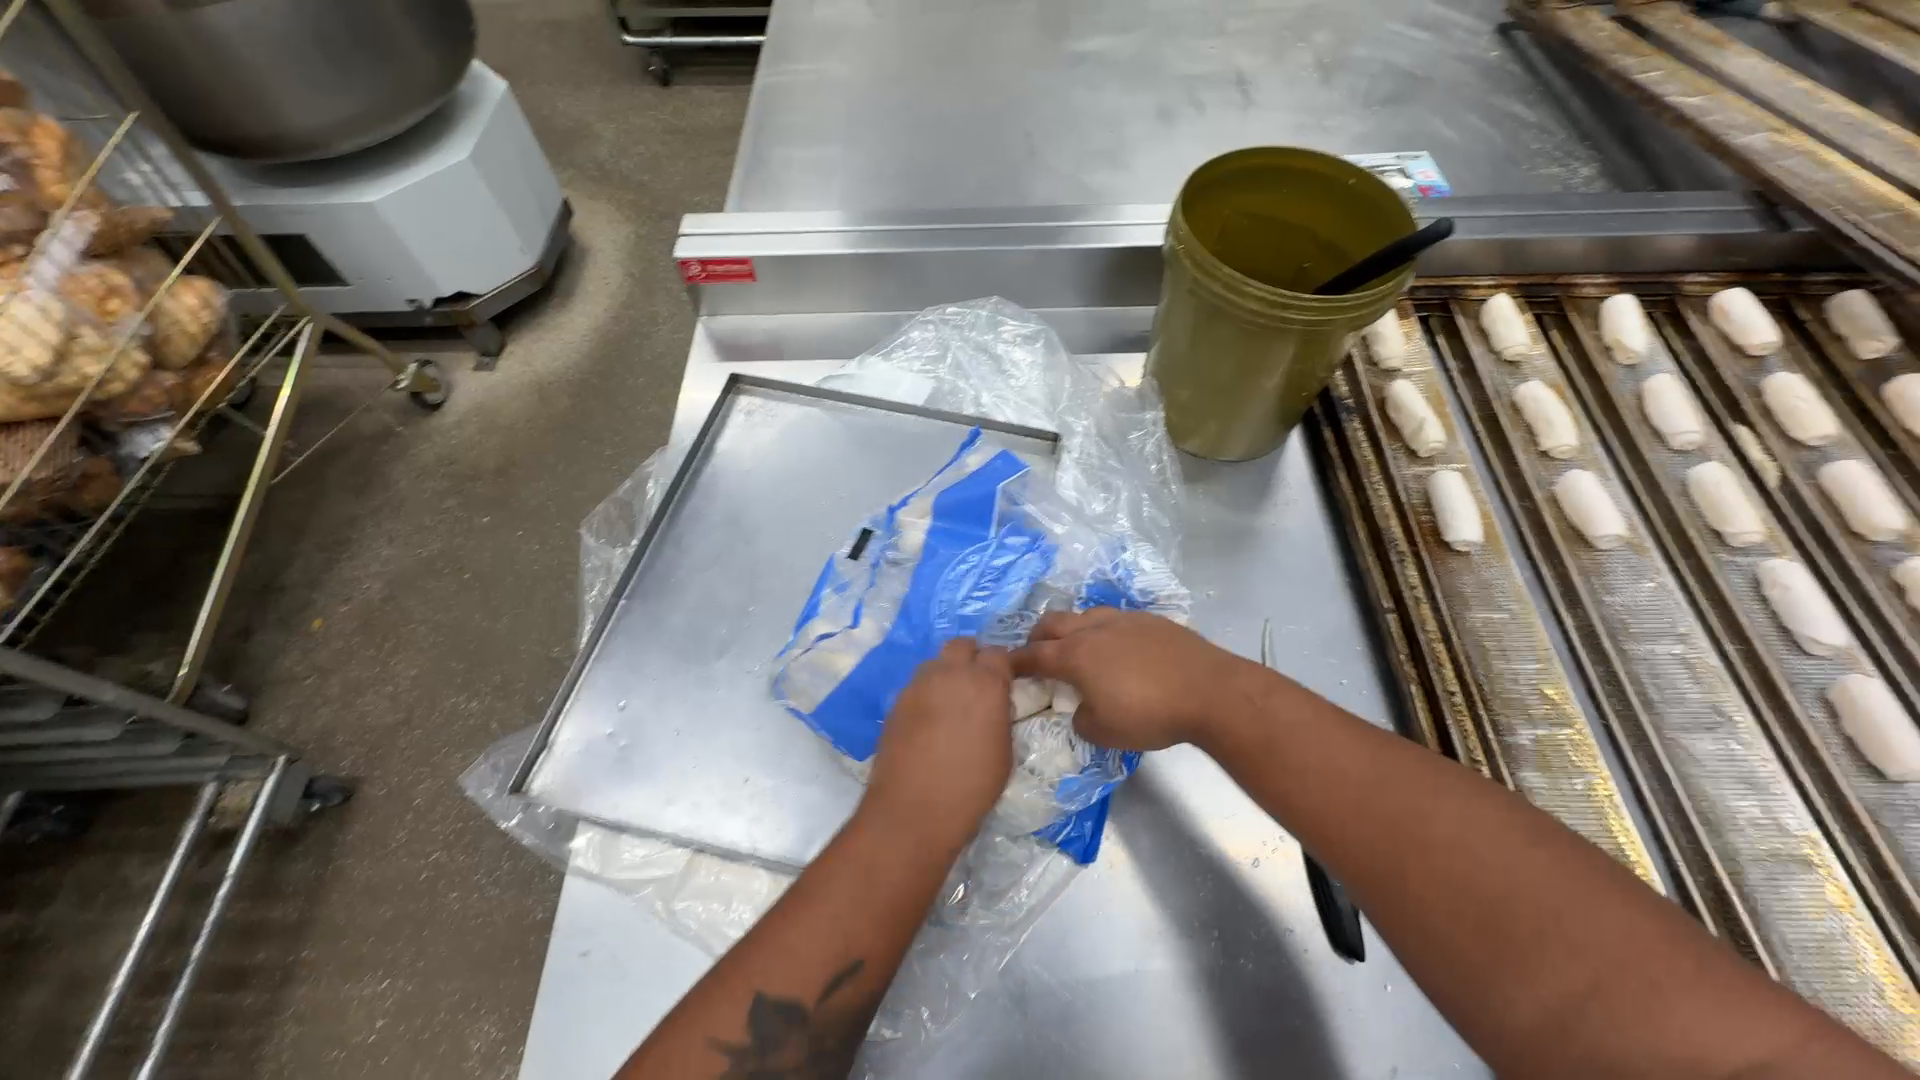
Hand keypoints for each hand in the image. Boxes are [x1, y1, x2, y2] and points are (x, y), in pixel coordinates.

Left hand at [862, 639, 1014, 848]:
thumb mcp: (1004, 752)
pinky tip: (929, 721)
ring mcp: (918, 685)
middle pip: (962, 645)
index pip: (998, 653)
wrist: (914, 809)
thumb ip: (1000, 716)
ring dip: (946, 672)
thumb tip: (993, 705)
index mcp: (985, 683)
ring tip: (951, 702)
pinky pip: (916, 686)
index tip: (1005, 681)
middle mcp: (950, 674)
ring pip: (935, 663)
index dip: (1002, 666)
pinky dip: (927, 693)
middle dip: (972, 657)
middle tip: (978, 683)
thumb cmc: (972, 787)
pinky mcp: (896, 702)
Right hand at [1011, 608, 1265, 751]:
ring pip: (1085, 615)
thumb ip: (1082, 719)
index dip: (1015, 661)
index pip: (1033, 655)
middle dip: (1038, 636)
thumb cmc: (1151, 715)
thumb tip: (1082, 708)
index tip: (1004, 666)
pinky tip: (1117, 648)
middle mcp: (1095, 629)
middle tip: (1036, 653)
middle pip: (1053, 622)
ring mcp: (1125, 620)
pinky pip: (1116, 619)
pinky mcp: (1152, 620)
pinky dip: (1104, 631)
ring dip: (1072, 629)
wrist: (1210, 691)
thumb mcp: (1105, 732)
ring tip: (1077, 647)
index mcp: (1076, 655)